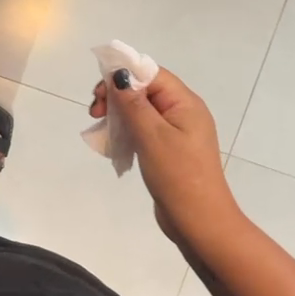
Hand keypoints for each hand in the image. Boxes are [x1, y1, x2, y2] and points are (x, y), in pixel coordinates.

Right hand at [90, 67, 240, 245]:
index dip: (122, 76)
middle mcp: (183, 112)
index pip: (150, 73)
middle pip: (144, 89)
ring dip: (118, 113)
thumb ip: (133, 103)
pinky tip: (114, 142)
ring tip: (101, 128)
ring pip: (141, 110)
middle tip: (95, 113)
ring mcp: (177, 132)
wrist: (199, 221)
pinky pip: (144, 129)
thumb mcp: (152, 135)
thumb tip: (119, 74)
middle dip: (116, 95)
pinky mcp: (169, 150)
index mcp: (185, 103)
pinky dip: (126, 130)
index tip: (99, 95)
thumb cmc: (178, 175)